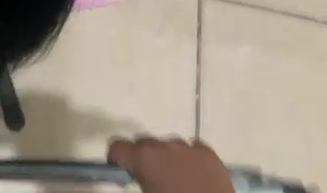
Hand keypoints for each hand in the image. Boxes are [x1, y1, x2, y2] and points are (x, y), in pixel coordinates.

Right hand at [109, 137, 232, 192]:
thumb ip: (139, 183)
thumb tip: (137, 178)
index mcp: (144, 158)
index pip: (117, 147)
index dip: (116, 159)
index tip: (120, 174)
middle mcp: (164, 145)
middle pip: (143, 144)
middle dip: (142, 159)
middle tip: (150, 183)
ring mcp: (189, 147)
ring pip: (168, 146)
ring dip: (167, 159)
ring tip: (175, 183)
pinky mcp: (209, 154)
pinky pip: (192, 149)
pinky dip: (189, 160)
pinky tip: (194, 178)